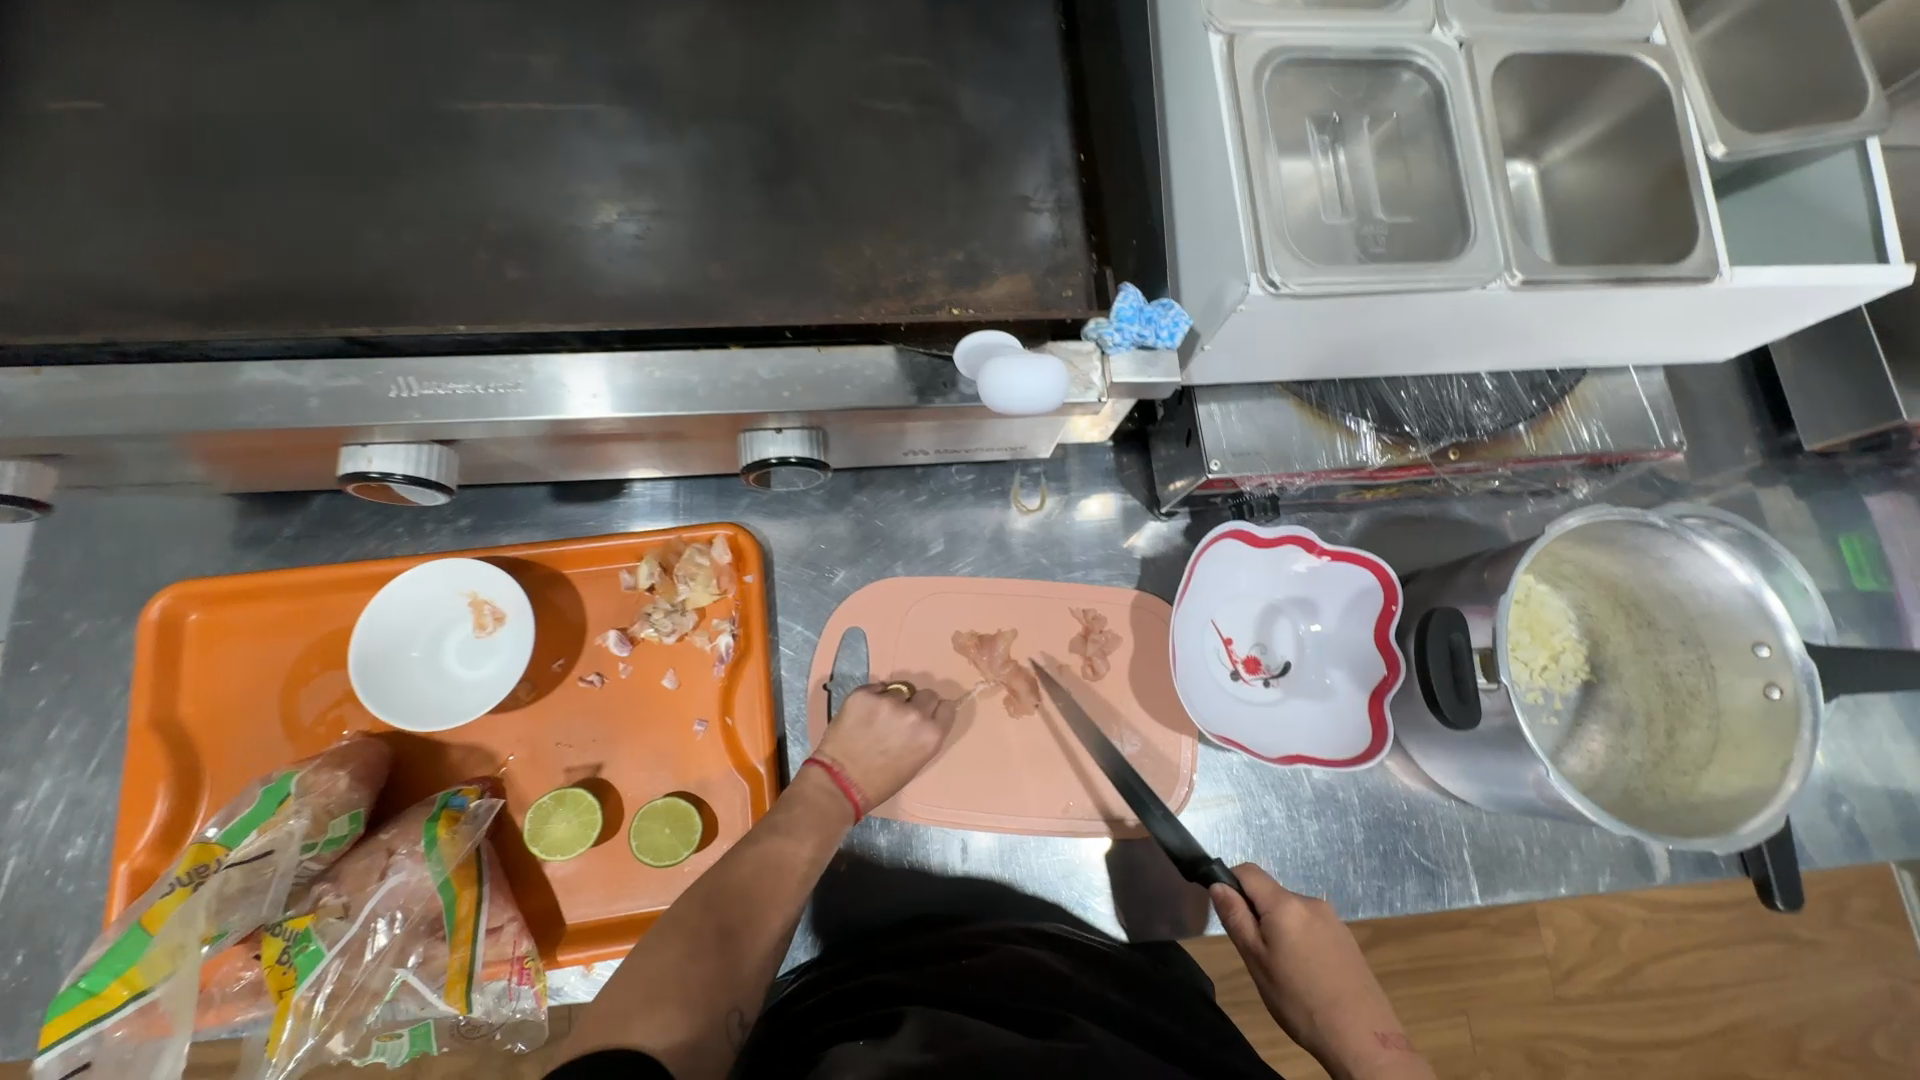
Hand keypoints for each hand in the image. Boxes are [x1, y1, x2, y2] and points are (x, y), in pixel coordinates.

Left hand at [812, 684, 956, 813]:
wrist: (841, 782)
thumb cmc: (881, 781)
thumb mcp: (917, 760)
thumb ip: (925, 735)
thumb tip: (926, 716)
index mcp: (931, 734)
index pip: (945, 706)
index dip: (934, 711)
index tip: (926, 715)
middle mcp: (914, 714)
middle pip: (927, 694)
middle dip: (917, 703)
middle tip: (902, 716)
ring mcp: (888, 702)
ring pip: (900, 690)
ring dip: (893, 700)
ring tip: (878, 718)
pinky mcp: (864, 694)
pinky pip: (876, 688)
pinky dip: (872, 698)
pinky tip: (863, 714)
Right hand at [1211, 865, 1434, 1079]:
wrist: (1363, 1040)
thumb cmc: (1300, 1001)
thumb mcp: (1256, 961)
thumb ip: (1236, 918)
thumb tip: (1218, 885)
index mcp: (1286, 904)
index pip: (1248, 871)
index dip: (1230, 883)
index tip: (1229, 915)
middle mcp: (1311, 902)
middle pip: (1271, 893)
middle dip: (1257, 915)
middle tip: (1257, 956)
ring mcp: (1334, 921)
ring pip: (1291, 913)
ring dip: (1279, 929)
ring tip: (1284, 971)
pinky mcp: (1348, 939)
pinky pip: (1311, 927)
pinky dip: (1300, 941)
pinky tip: (1308, 975)